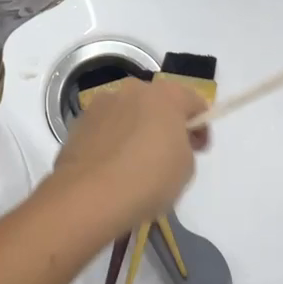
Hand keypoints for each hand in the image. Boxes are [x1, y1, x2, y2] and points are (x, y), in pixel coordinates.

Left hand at [48, 78, 210, 237]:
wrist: (90, 195)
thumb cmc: (148, 179)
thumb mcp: (186, 168)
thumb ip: (185, 146)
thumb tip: (171, 143)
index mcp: (166, 95)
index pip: (194, 100)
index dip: (201, 124)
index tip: (199, 148)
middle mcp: (134, 88)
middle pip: (158, 102)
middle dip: (166, 123)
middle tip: (168, 154)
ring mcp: (104, 101)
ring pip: (129, 111)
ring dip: (137, 128)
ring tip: (134, 163)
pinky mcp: (81, 120)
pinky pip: (107, 125)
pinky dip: (113, 139)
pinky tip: (112, 166)